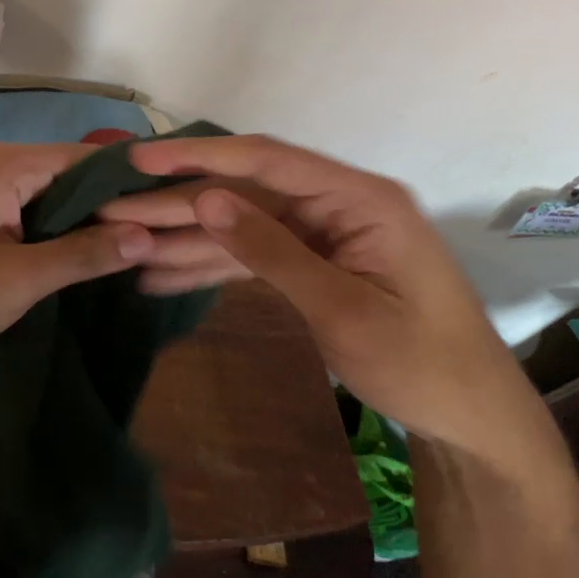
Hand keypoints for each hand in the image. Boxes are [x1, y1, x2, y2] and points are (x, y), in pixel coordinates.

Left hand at [0, 142, 155, 369]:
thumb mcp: (19, 279)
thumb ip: (83, 253)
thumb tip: (148, 233)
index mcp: (4, 166)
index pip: (85, 158)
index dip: (129, 184)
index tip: (176, 212)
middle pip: (69, 175)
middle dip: (111, 206)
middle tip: (165, 239)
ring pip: (50, 198)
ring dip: (85, 224)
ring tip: (140, 253)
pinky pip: (29, 215)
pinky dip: (56, 234)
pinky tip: (87, 261)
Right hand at [100, 135, 541, 458]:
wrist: (469, 421)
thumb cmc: (421, 363)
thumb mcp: (342, 310)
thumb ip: (272, 251)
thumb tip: (205, 199)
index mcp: (359, 199)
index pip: (265, 160)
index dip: (198, 156)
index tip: (139, 159)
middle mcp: (335, 205)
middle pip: (240, 193)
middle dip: (174, 204)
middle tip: (109, 209)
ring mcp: (320, 234)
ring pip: (235, 224)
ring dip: (180, 237)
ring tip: (121, 245)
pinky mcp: (309, 263)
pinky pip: (248, 256)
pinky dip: (205, 266)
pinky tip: (158, 275)